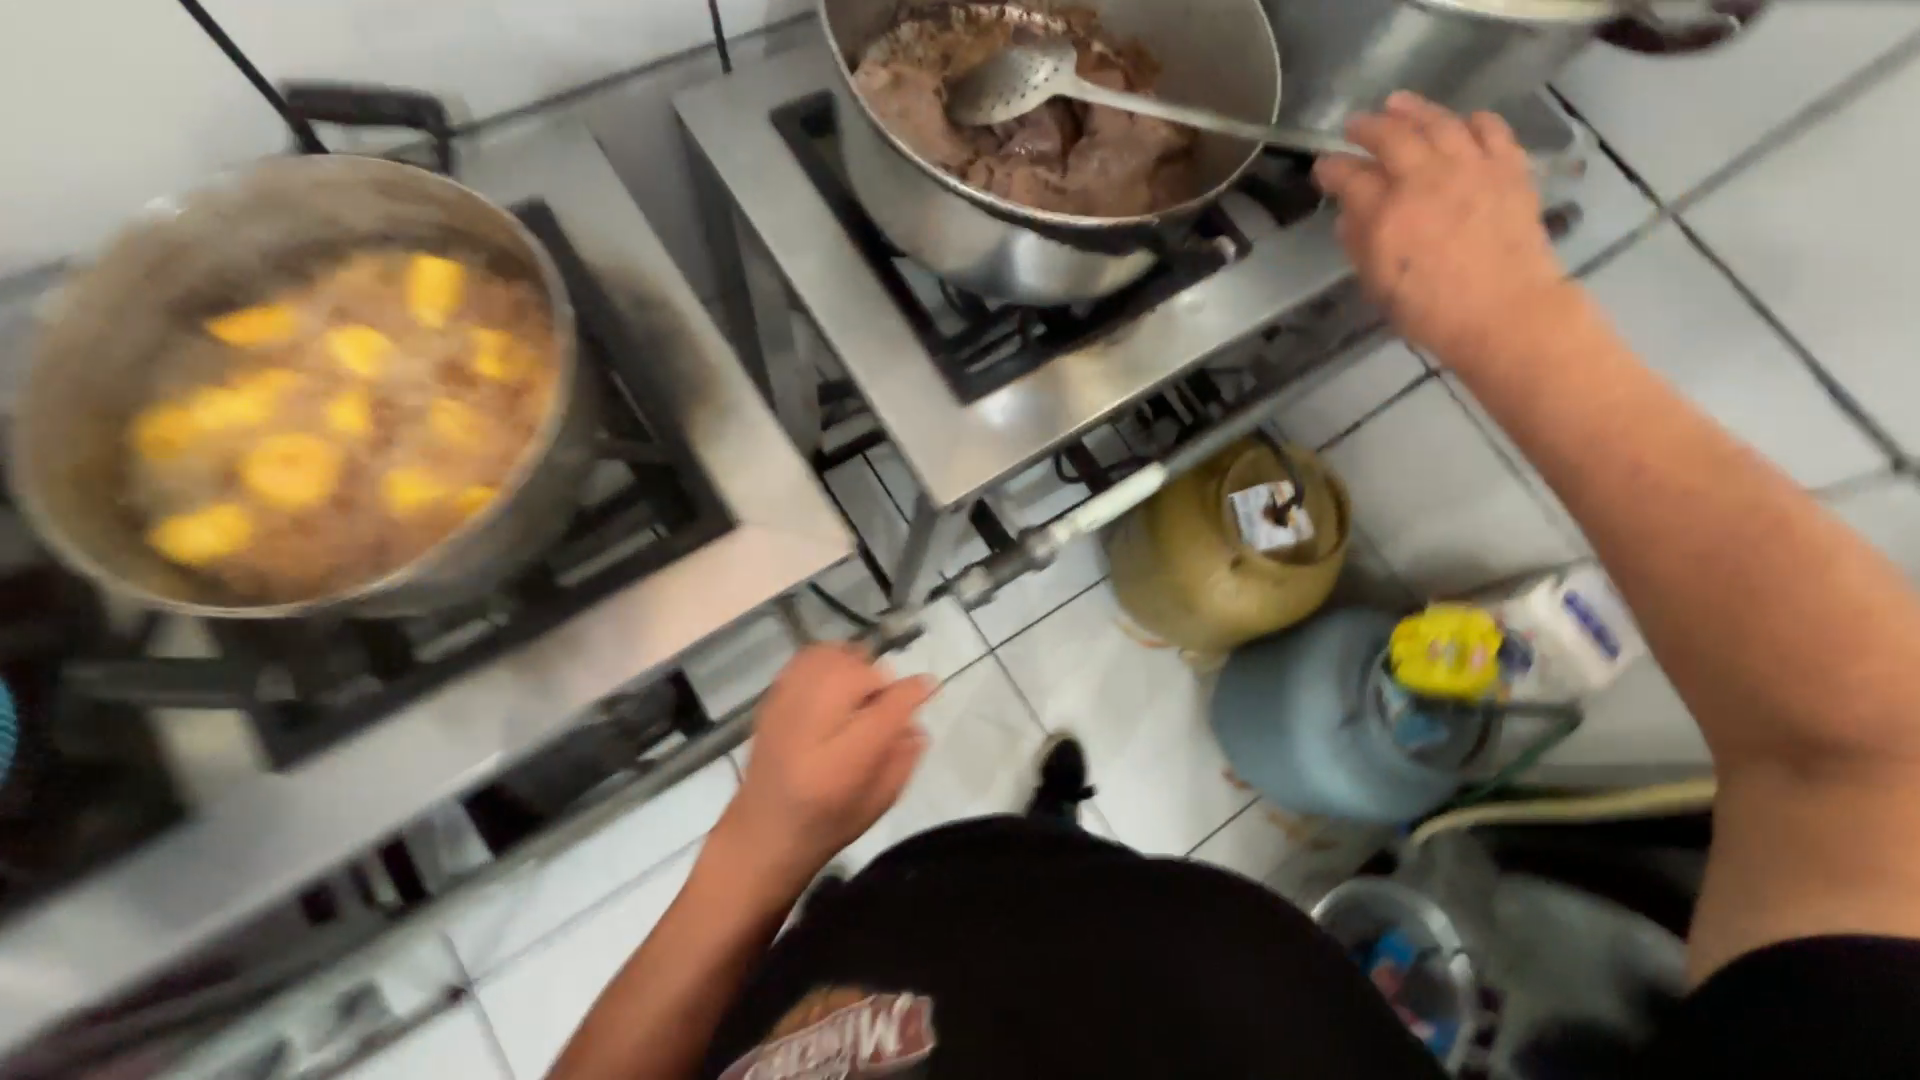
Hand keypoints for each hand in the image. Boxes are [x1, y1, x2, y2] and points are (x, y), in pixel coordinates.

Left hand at [718, 644, 934, 884]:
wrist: (761, 834)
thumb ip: (904, 758)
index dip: (913, 691)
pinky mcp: (770, 702)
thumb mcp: (878, 803)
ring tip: (859, 689)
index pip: (886, 711)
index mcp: (841, 764)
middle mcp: (810, 730)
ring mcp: (784, 711)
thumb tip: (917, 720)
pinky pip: (804, 659)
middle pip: (856, 674)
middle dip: (880, 680)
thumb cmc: (827, 826)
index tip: (929, 685)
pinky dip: (828, 660)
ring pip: (829, 658)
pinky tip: (835, 681)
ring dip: (854, 666)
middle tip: (883, 701)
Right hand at [1313, 93, 1572, 364]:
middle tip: (1355, 125)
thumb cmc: (1430, 311)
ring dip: (1416, 110)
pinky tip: (1464, 122)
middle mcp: (1426, 180)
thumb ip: (1359, 245)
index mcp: (1386, 214)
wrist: (1503, 312)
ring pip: (1440, 122)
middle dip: (1368, 127)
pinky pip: (1490, 130)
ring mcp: (1471, 168)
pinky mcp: (1509, 169)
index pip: (1349, 178)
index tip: (1323, 167)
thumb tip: (1349, 216)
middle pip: (1393, 136)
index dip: (1331, 169)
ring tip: (1399, 103)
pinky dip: (1473, 121)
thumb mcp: (1377, 285)